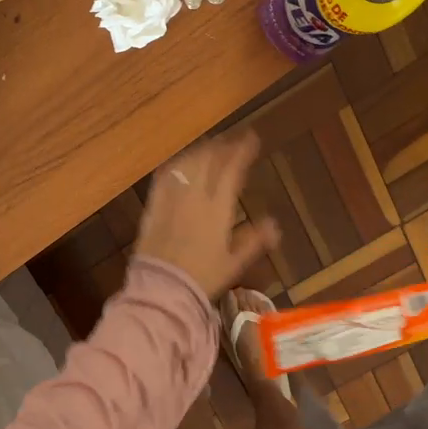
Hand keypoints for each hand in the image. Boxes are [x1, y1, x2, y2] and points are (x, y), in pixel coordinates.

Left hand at [133, 132, 280, 300]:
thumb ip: (253, 242)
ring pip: (186, 164)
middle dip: (221, 147)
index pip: (231, 169)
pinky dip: (175, 166)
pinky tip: (180, 165)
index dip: (242, 151)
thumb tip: (275, 226)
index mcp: (217, 209)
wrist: (162, 289)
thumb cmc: (202, 279)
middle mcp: (194, 197)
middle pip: (208, 160)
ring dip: (199, 152)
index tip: (251, 139)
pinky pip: (164, 178)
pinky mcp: (153, 208)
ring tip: (208, 149)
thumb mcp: (233, 265)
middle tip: (230, 142)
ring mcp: (171, 200)